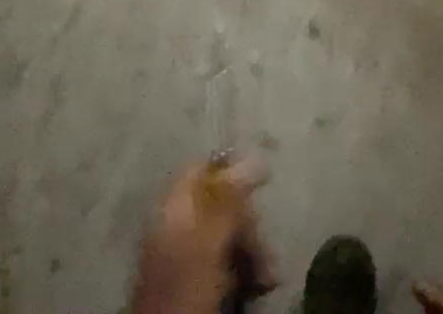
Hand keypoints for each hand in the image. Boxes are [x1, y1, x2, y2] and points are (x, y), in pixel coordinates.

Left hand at [133, 156, 274, 313]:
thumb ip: (228, 200)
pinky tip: (261, 284)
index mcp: (174, 205)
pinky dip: (248, 269)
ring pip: (230, 234)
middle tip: (265, 251)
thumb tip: (254, 155)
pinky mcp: (199, 277)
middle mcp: (180, 222)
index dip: (232, 169)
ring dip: (255, 251)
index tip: (264, 180)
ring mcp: (188, 251)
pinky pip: (229, 261)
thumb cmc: (185, 286)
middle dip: (249, 224)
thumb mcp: (208, 241)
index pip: (202, 169)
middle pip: (222, 203)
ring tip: (268, 276)